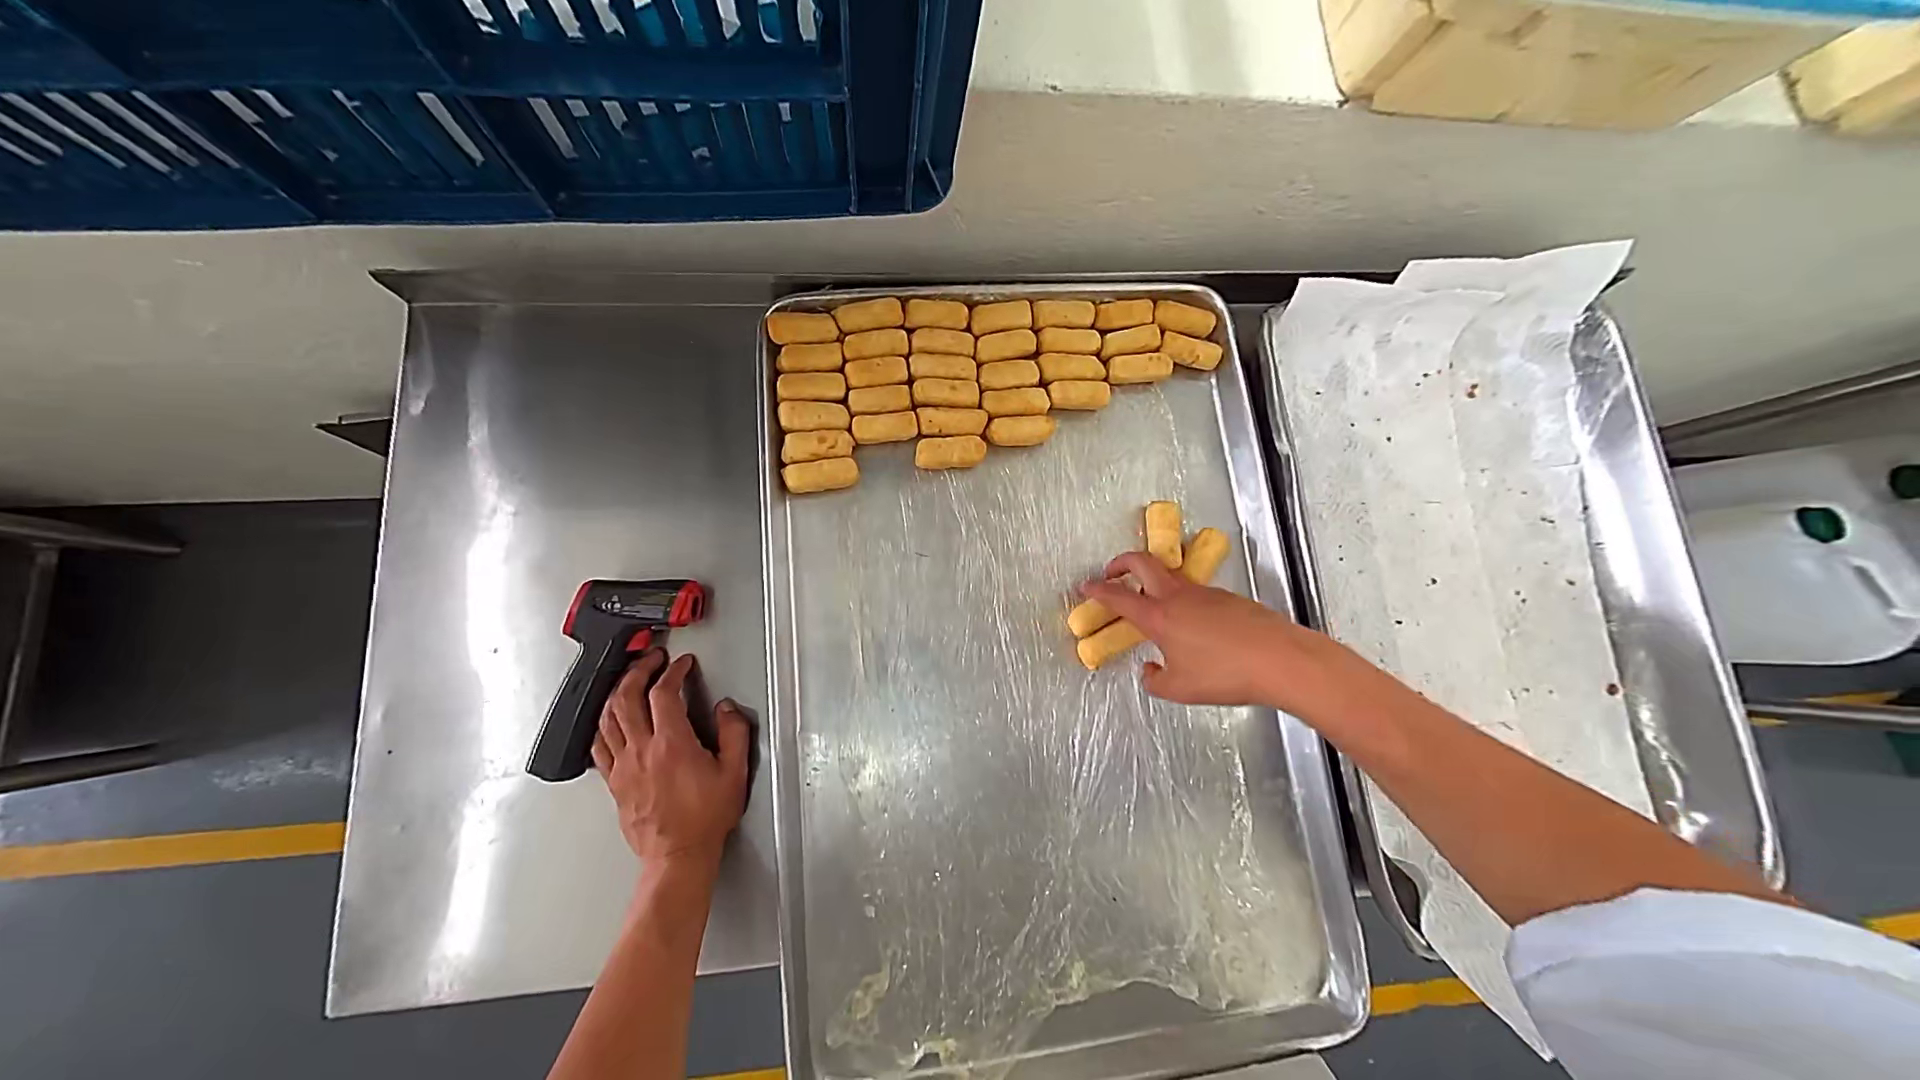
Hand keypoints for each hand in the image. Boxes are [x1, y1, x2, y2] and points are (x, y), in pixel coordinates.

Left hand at [591, 649, 750, 869]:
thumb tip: (726, 709)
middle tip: (651, 660)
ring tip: (629, 680)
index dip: (673, 671)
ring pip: (607, 717)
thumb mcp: (735, 772)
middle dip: (639, 670)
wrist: (678, 855)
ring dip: (617, 691)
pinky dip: (602, 724)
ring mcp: (623, 767)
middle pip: (627, 696)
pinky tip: (609, 719)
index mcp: (672, 744)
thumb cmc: (705, 819)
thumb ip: (734, 733)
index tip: (682, 664)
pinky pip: (599, 745)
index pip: (664, 693)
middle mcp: (642, 751)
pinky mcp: (614, 782)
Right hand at [1081, 552, 1381, 715]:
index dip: (1097, 589)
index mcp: (1158, 616)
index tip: (1085, 586)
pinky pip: (1193, 590)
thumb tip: (1150, 670)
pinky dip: (1179, 596)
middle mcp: (1178, 597)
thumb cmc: (1225, 675)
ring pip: (1170, 574)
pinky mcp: (1227, 598)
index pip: (1118, 596)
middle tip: (1111, 572)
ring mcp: (1205, 593)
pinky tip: (1189, 624)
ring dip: (1152, 579)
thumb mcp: (1180, 689)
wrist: (1281, 659)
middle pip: (1143, 562)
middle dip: (1121, 562)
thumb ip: (1155, 680)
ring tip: (1149, 600)